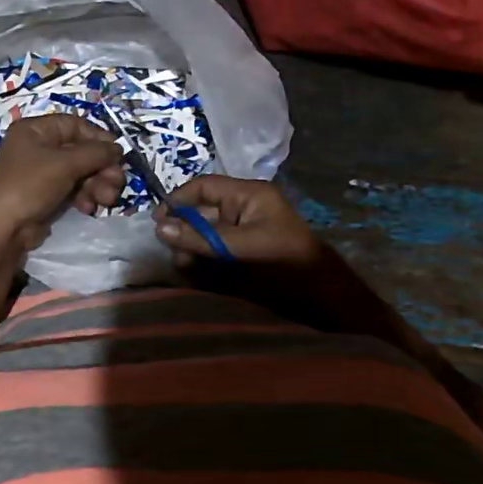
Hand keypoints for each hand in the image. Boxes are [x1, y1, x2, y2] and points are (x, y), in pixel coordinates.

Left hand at [0, 115, 124, 248]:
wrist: (1, 228)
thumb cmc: (29, 185)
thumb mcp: (64, 164)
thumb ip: (95, 152)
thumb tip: (118, 147)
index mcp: (35, 130)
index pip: (75, 125)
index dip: (99, 138)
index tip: (118, 155)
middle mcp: (38, 147)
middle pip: (81, 150)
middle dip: (102, 167)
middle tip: (116, 183)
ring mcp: (42, 172)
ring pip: (80, 172)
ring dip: (97, 184)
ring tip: (105, 200)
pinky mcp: (46, 195)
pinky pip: (73, 189)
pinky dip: (84, 196)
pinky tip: (88, 208)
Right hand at [153, 175, 321, 265]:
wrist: (323, 297)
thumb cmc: (286, 262)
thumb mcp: (241, 247)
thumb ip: (200, 238)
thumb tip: (160, 229)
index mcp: (249, 194)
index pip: (203, 186)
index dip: (178, 200)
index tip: (159, 221)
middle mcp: (245, 206)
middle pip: (202, 208)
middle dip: (183, 227)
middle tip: (170, 248)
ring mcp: (246, 227)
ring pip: (206, 229)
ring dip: (190, 245)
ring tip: (182, 263)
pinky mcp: (245, 248)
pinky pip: (215, 245)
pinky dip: (201, 255)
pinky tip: (194, 268)